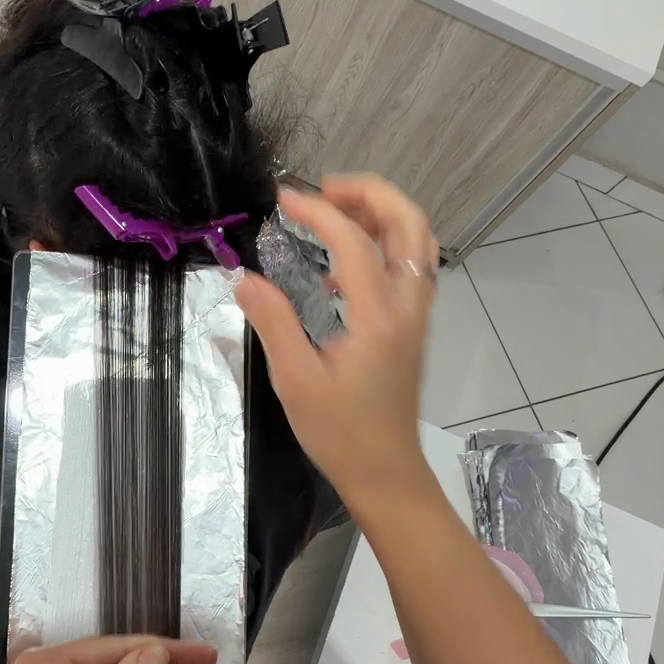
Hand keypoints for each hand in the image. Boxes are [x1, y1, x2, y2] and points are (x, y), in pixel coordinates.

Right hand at [237, 174, 439, 507]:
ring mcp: (415, 317)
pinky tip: (346, 264)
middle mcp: (407, 307)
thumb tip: (246, 278)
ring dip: (382, 215)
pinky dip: (386, 244)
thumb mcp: (295, 381)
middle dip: (371, 194)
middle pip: (410, 224)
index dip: (318, 212)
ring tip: (336, 213)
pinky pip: (411, 266)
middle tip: (325, 191)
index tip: (283, 200)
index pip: (354, 242)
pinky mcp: (412, 329)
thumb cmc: (340, 433)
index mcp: (378, 317)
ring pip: (418, 243)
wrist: (386, 472)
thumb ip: (273, 323)